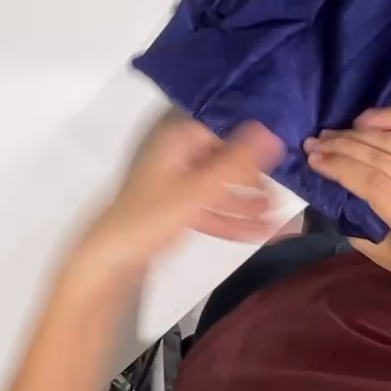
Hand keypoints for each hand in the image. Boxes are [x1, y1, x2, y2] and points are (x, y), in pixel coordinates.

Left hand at [68, 110, 285, 277]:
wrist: (111, 259)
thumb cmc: (151, 216)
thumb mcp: (198, 189)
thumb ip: (236, 163)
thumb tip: (272, 132)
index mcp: (177, 141)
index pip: (221, 131)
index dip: (250, 143)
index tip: (278, 156)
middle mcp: (176, 157)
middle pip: (222, 162)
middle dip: (252, 181)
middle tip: (279, 195)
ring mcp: (175, 184)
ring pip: (218, 188)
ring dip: (245, 203)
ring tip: (276, 216)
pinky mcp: (174, 210)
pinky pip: (209, 208)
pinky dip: (230, 218)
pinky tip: (258, 233)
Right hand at [304, 107, 390, 292]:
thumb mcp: (377, 251)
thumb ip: (355, 218)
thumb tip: (328, 181)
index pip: (376, 186)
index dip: (342, 168)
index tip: (313, 159)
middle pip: (384, 159)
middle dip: (342, 147)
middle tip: (314, 143)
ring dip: (357, 133)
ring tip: (331, 133)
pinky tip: (364, 119)